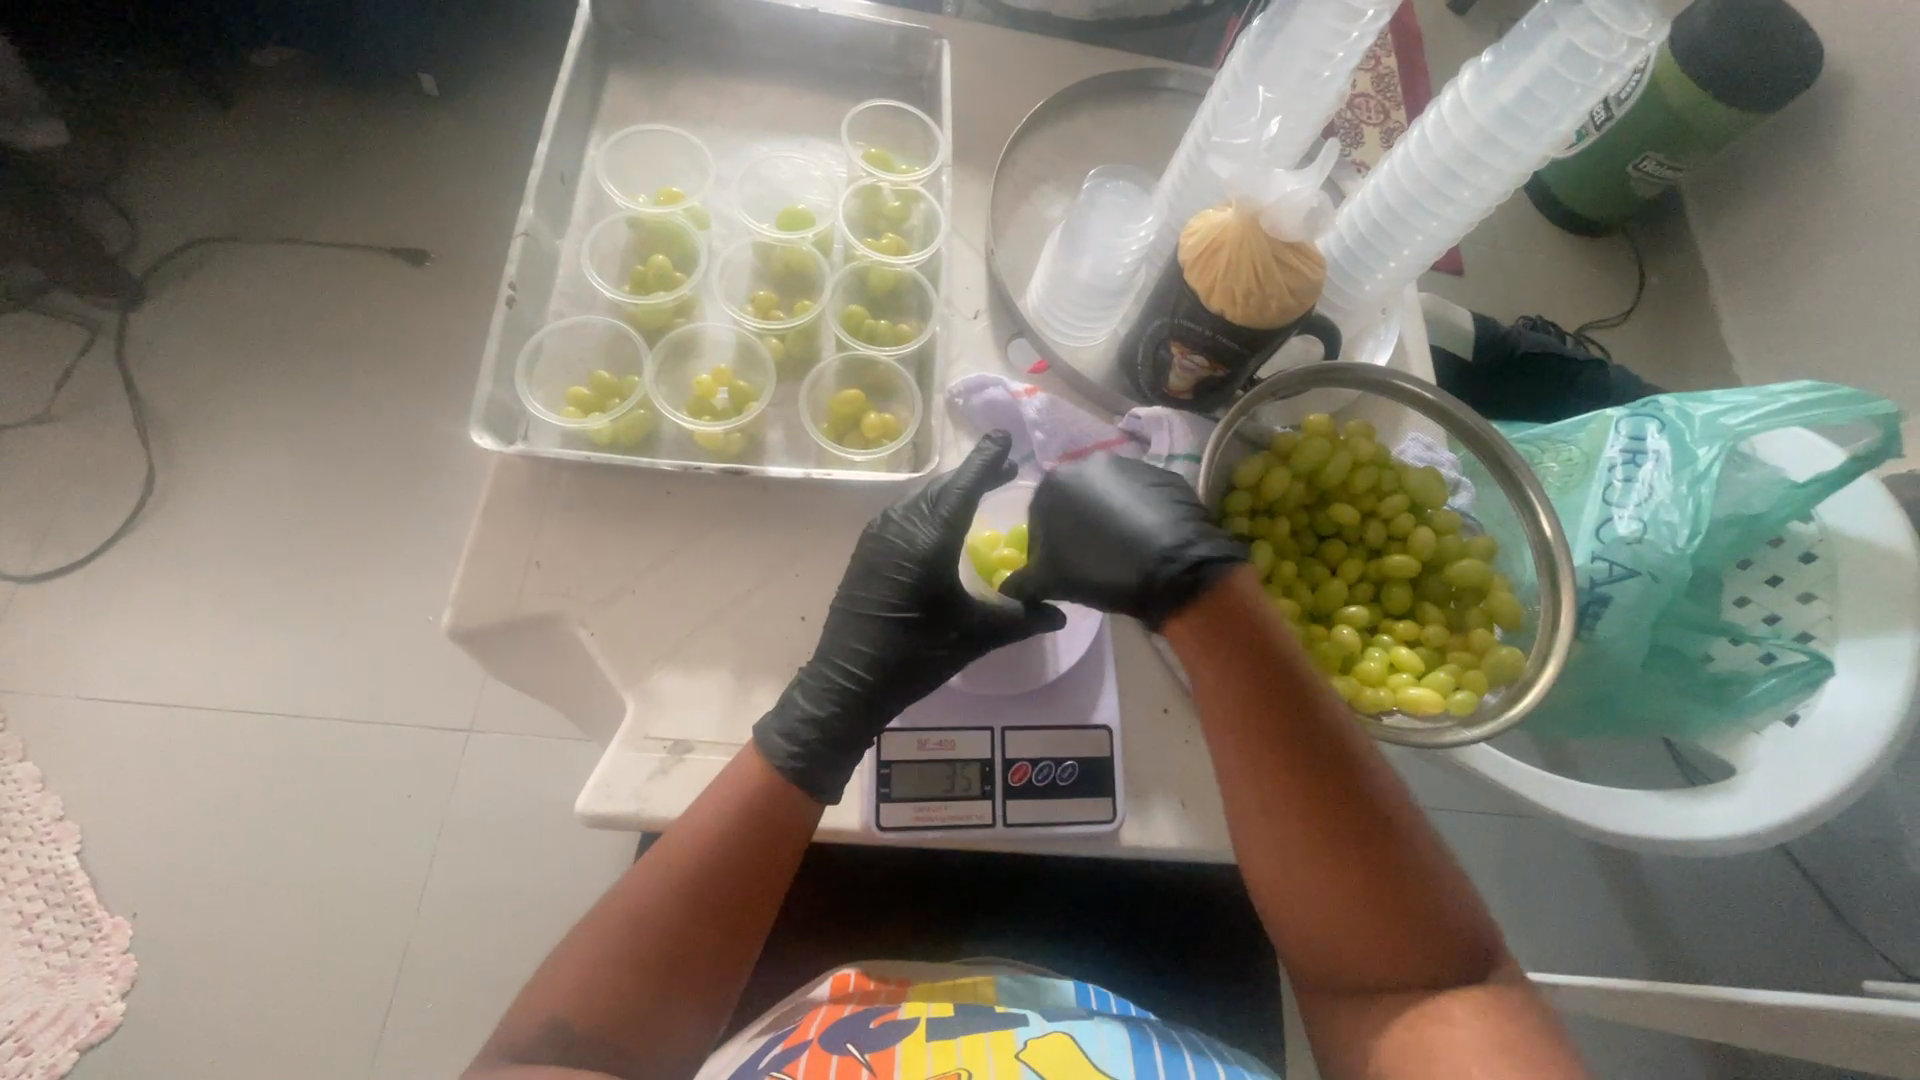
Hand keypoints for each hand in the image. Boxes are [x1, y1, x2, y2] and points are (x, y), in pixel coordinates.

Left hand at [752, 432, 1065, 803]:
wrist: (848, 682)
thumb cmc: (915, 657)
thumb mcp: (974, 637)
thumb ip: (1021, 619)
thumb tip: (1062, 614)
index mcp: (930, 539)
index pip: (964, 485)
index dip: (986, 460)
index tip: (1004, 437)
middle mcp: (901, 526)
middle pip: (943, 487)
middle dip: (975, 475)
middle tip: (1005, 470)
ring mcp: (878, 535)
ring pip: (921, 498)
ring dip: (951, 491)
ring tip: (980, 491)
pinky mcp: (867, 549)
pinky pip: (904, 514)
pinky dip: (929, 508)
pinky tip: (943, 522)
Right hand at [1005, 455, 1245, 629]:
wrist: (1173, 569)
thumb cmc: (1101, 570)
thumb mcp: (1051, 582)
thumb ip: (1022, 582)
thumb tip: (1006, 589)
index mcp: (1055, 482)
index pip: (1040, 517)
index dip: (1048, 546)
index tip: (1062, 568)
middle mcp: (1090, 462)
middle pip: (1076, 501)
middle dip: (1080, 526)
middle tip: (1092, 559)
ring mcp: (1132, 465)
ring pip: (1110, 496)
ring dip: (1110, 517)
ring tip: (1123, 551)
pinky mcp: (1166, 476)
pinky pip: (1143, 497)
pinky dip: (1140, 515)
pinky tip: (1147, 541)